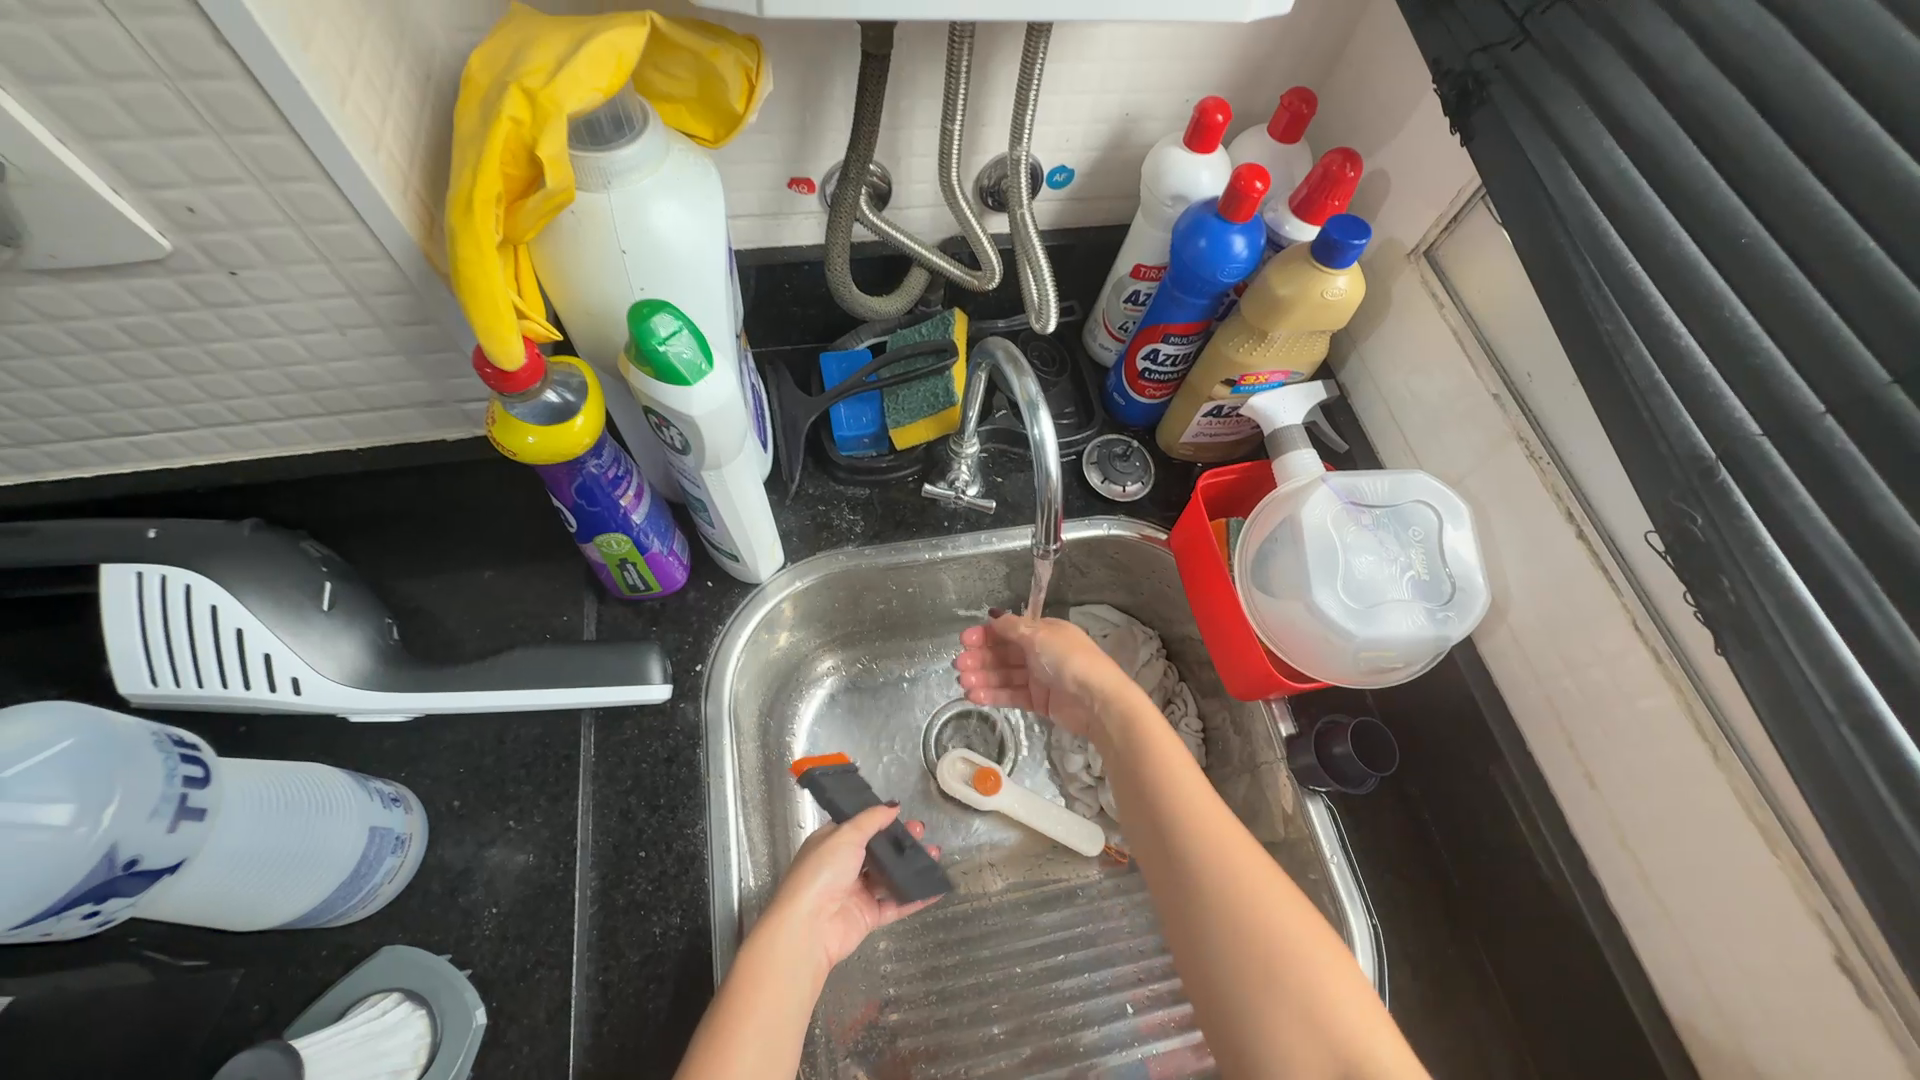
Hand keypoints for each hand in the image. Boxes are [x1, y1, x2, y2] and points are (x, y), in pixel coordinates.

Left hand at [759, 804, 941, 973]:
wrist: (809, 926)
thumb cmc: (822, 872)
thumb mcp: (845, 835)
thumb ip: (871, 819)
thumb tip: (893, 806)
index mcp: (832, 844)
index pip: (860, 828)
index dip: (882, 821)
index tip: (903, 815)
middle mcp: (844, 867)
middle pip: (878, 852)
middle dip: (901, 842)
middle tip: (922, 833)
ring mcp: (857, 893)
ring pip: (890, 877)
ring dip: (912, 866)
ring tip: (934, 854)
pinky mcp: (869, 916)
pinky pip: (896, 904)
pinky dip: (916, 897)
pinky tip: (935, 887)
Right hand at [954, 613, 1133, 740]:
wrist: (1097, 700)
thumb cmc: (1069, 660)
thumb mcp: (1040, 635)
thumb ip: (1013, 628)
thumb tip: (994, 618)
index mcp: (1043, 632)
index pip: (1009, 631)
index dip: (986, 635)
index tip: (964, 641)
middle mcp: (1040, 652)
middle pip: (1004, 653)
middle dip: (981, 658)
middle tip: (959, 665)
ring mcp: (1039, 678)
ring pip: (1005, 675)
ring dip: (983, 677)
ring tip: (963, 683)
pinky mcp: (1039, 701)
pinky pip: (1011, 695)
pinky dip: (993, 694)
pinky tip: (975, 696)